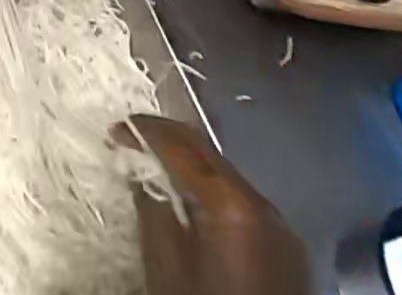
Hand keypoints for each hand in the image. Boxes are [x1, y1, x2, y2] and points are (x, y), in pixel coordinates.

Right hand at [114, 115, 312, 294]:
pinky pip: (240, 197)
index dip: (144, 133)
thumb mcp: (167, 270)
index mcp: (230, 205)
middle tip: (129, 135)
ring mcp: (280, 225)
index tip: (114, 131)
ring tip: (153, 161)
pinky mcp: (286, 245)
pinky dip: (209, 185)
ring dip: (187, 159)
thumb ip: (152, 209)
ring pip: (224, 170)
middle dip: (165, 135)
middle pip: (206, 149)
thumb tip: (140, 171)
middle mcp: (261, 203)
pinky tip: (188, 196)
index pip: (181, 147)